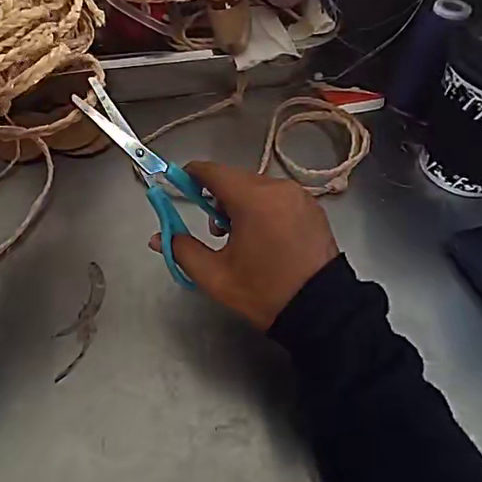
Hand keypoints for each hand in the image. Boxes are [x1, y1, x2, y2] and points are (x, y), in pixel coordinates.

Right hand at [148, 162, 338, 330]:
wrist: (321, 310)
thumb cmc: (265, 292)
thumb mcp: (215, 276)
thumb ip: (182, 250)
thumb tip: (160, 237)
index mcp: (253, 199)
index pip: (213, 171)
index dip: (192, 175)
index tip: (179, 185)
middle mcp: (278, 188)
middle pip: (236, 178)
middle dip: (218, 196)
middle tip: (215, 230)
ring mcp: (299, 196)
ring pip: (258, 187)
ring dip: (241, 202)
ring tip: (240, 237)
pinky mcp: (312, 207)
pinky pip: (278, 197)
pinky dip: (264, 207)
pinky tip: (264, 237)